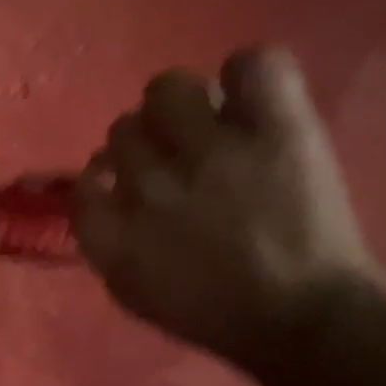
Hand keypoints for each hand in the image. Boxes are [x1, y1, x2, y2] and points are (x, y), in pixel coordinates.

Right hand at [73, 47, 385, 365]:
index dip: (104, 177)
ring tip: (212, 123)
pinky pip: (250, 65)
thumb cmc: (214, 315)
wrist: (303, 320)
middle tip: (177, 156)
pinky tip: (253, 98)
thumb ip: (107, 239)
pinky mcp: (276, 130)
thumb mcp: (133, 290)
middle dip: (146, 141)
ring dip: (184, 105)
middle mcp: (149, 184)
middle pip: (124, 129)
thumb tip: (104, 193)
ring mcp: (212, 152)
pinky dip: (248, 72)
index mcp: (110, 230)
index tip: (124, 187)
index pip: (82, 179)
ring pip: (170, 89)